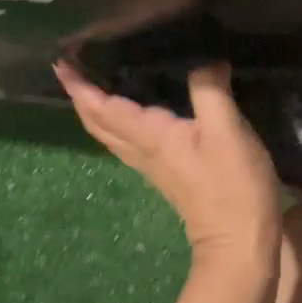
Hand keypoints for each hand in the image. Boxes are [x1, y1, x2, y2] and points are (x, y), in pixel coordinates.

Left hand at [55, 60, 281, 263]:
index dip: (80, 86)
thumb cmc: (231, 186)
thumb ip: (209, 90)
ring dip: (96, 108)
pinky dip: (119, 119)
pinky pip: (129, 139)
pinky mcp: (169, 171)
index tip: (61, 62)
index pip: (103, 109)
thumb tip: (205, 58)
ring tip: (94, 81)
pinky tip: (136, 108)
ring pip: (111, 133)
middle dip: (81, 95)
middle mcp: (143, 150)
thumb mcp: (225, 130)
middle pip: (99, 123)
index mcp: (149, 137)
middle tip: (70, 66)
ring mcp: (153, 164)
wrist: (240, 244)